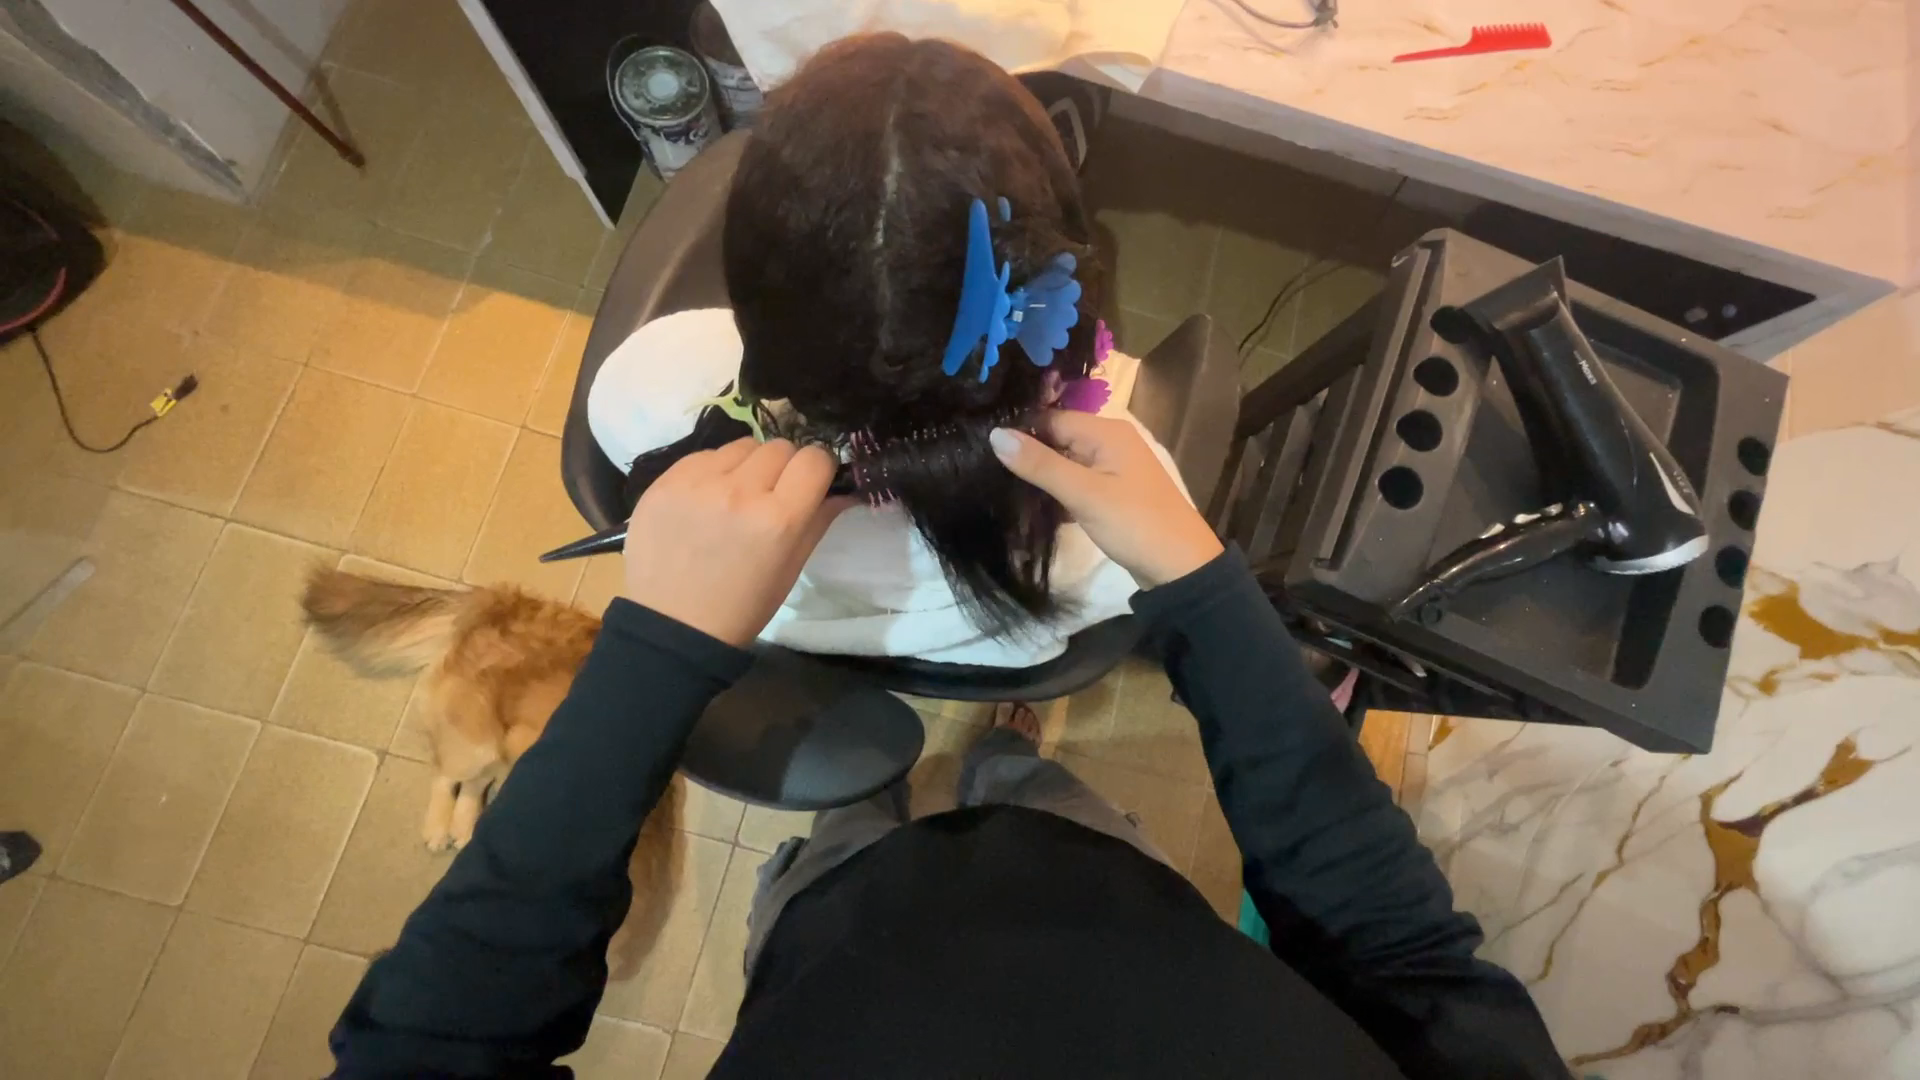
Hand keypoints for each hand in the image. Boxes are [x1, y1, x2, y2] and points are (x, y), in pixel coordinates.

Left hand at [623, 438, 848, 645]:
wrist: (671, 626)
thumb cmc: (742, 605)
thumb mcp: (791, 568)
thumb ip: (820, 520)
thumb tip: (845, 489)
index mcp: (778, 519)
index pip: (815, 460)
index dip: (819, 469)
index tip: (811, 484)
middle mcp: (740, 492)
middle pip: (780, 447)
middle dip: (785, 466)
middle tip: (773, 493)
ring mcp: (698, 483)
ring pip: (743, 445)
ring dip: (749, 464)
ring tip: (738, 494)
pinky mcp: (665, 481)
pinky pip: (705, 455)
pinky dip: (715, 470)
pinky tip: (708, 499)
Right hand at [990, 412, 1223, 587]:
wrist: (1180, 568)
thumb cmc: (1134, 524)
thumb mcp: (1084, 494)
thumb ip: (1040, 464)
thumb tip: (995, 434)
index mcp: (1107, 432)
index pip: (1051, 418)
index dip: (1019, 430)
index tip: (982, 446)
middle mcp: (1110, 442)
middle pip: (1058, 438)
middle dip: (1027, 453)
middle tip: (985, 468)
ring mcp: (1112, 469)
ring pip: (1065, 462)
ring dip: (1040, 476)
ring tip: (1000, 486)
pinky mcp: (1111, 493)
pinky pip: (1076, 483)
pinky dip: (1056, 492)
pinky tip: (1031, 506)